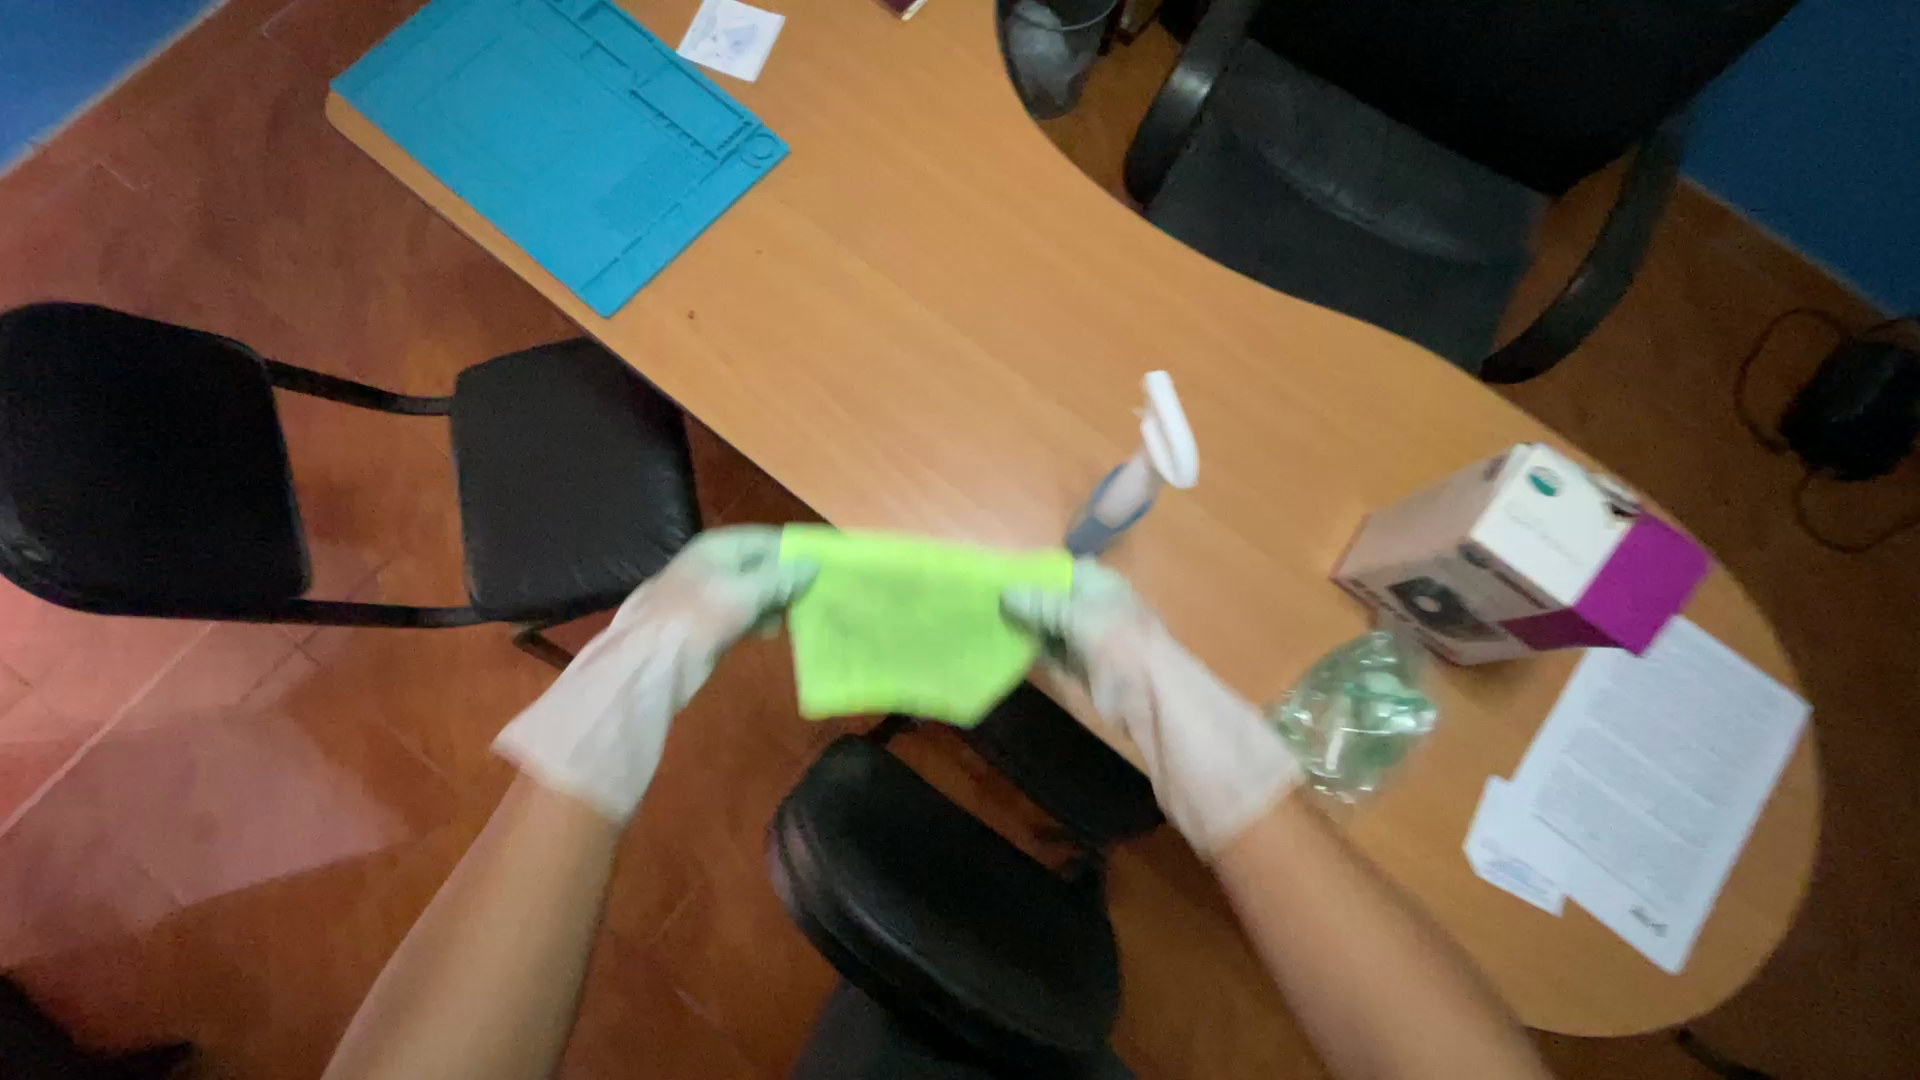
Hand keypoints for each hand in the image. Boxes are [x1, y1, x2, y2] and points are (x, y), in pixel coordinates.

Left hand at [493, 526, 817, 823]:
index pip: (766, 539)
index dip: (794, 550)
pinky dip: (757, 620)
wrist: (648, 665)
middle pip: (760, 565)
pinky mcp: (704, 624)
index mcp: (718, 548)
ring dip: (775, 602)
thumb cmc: (698, 618)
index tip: (825, 564)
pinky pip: (740, 614)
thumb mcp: (746, 592)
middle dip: (787, 579)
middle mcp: (712, 566)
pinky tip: (772, 632)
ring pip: (752, 592)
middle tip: (819, 593)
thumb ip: (780, 577)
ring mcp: (706, 595)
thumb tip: (812, 563)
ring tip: (801, 614)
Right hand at [1003, 560, 1300, 855]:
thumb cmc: (1126, 651)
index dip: (1030, 572)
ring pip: (1049, 626)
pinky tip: (1004, 648)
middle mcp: (1095, 607)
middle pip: (1052, 597)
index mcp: (1100, 585)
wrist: (1162, 709)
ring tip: (983, 622)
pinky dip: (1032, 650)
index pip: (1059, 569)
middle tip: (980, 602)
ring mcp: (1091, 639)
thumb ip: (1043, 604)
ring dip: (1024, 626)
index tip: (993, 577)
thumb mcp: (1082, 619)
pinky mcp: (1085, 669)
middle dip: (1022, 600)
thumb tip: (1005, 594)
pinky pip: (1052, 653)